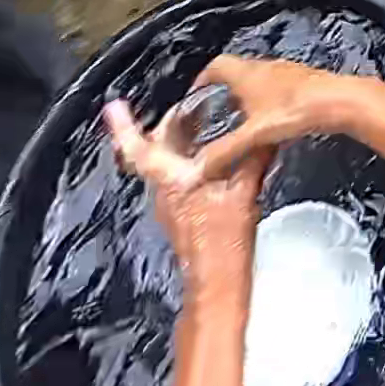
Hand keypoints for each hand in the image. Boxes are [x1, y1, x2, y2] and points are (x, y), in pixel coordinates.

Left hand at [104, 96, 273, 295]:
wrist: (217, 283)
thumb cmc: (224, 242)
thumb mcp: (245, 191)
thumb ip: (255, 157)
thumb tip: (270, 132)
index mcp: (175, 181)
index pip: (140, 150)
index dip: (124, 127)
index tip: (114, 105)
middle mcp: (167, 191)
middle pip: (155, 151)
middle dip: (167, 124)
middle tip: (188, 103)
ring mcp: (174, 203)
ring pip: (168, 163)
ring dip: (181, 140)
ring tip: (203, 119)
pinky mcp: (186, 212)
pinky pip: (183, 175)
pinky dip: (194, 156)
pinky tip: (217, 152)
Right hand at [190, 56, 384, 179]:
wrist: (341, 100)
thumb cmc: (295, 110)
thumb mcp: (255, 135)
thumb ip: (223, 153)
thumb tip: (192, 173)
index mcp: (248, 73)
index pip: (216, 65)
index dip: (202, 79)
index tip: (195, 97)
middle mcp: (266, 66)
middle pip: (238, 71)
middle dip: (225, 90)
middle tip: (217, 113)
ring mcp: (288, 70)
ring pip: (261, 78)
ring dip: (250, 95)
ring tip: (243, 120)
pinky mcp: (306, 79)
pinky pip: (280, 85)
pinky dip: (271, 99)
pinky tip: (275, 119)